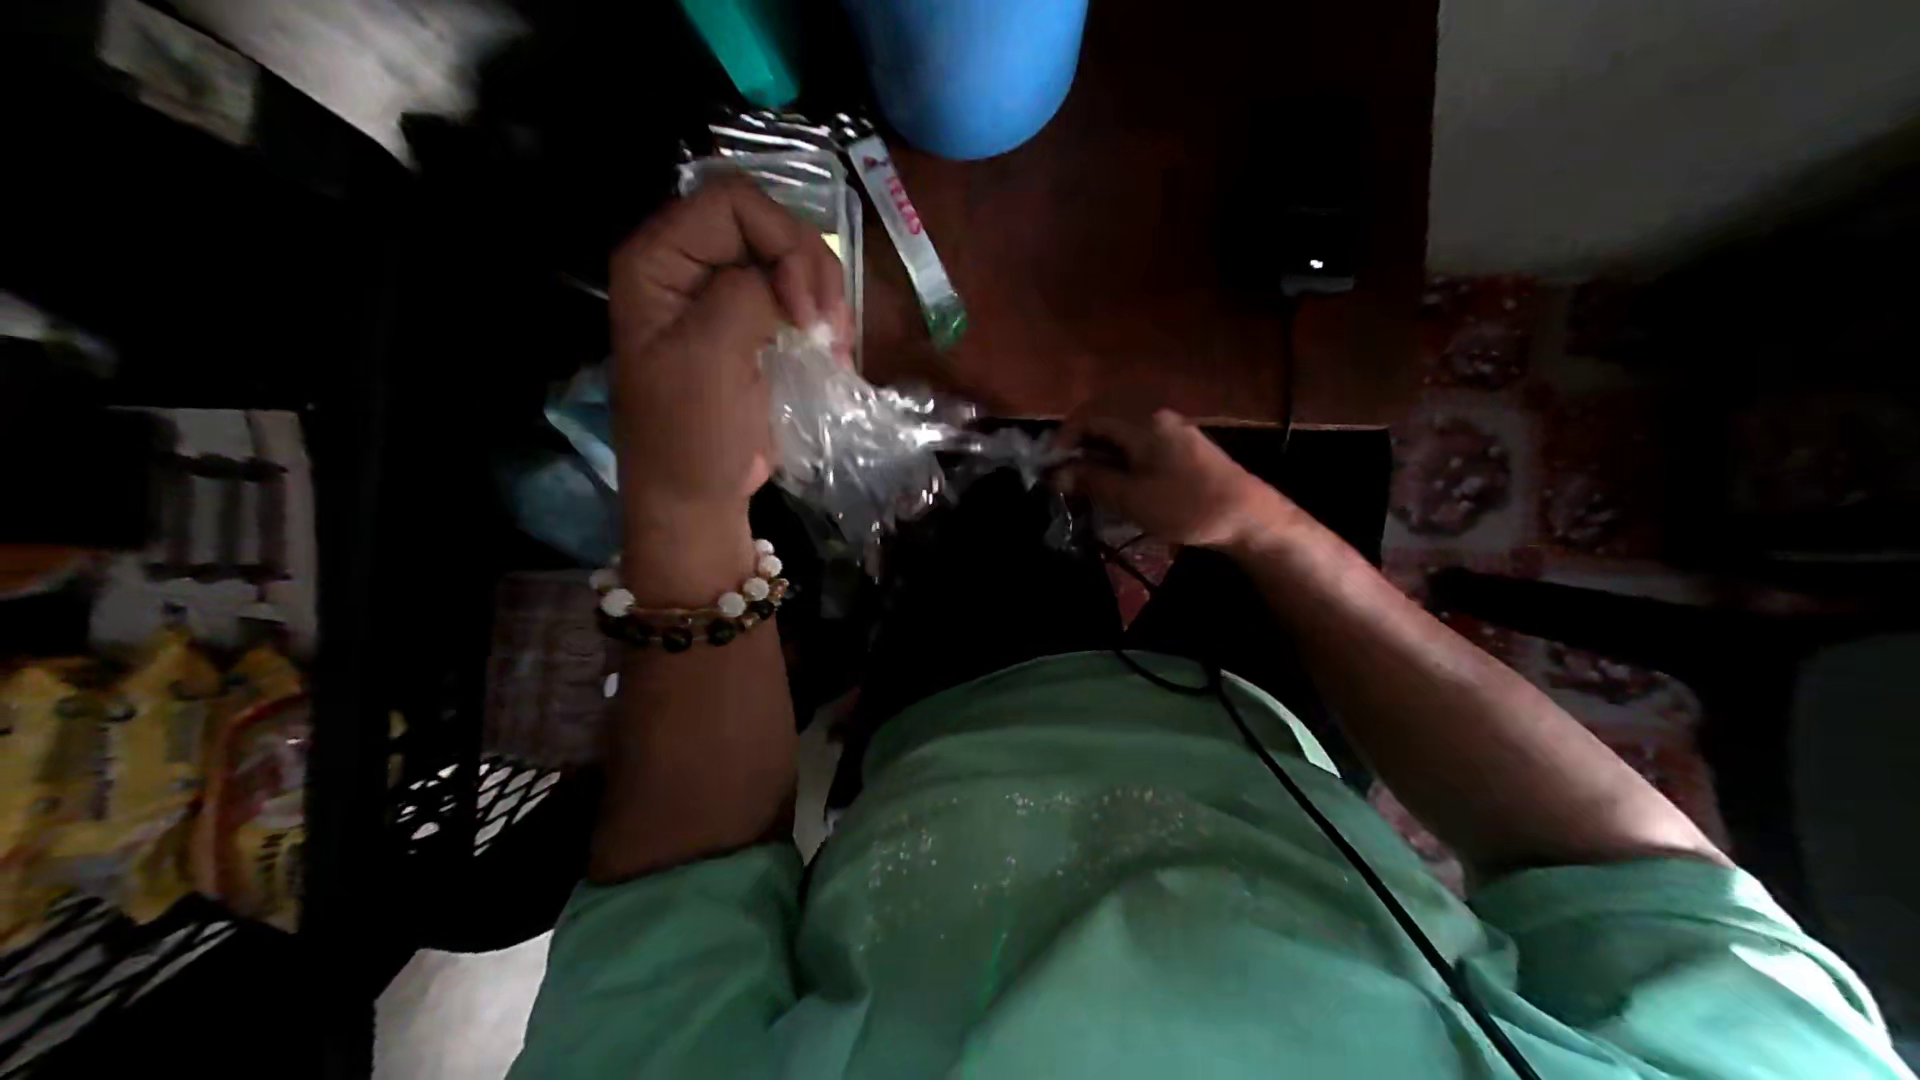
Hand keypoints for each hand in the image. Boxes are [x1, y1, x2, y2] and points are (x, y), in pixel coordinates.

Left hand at [607, 178, 846, 595]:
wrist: (698, 496)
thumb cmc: (692, 434)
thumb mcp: (710, 357)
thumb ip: (746, 294)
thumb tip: (790, 282)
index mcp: (659, 261)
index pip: (732, 202)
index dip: (780, 242)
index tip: (802, 308)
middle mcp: (690, 266)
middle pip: (768, 225)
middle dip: (809, 270)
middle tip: (828, 328)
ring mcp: (725, 297)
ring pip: (791, 259)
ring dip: (823, 296)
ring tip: (834, 343)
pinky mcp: (753, 326)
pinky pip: (798, 296)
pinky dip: (823, 316)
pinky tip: (832, 348)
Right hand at [1056, 406, 1302, 550]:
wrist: (1249, 517)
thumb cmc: (1187, 507)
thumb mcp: (1132, 498)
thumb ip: (1092, 480)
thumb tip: (1056, 473)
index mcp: (1144, 422)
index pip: (1089, 416)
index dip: (1063, 439)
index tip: (1051, 467)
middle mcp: (1156, 414)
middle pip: (1103, 415)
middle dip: (1078, 440)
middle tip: (1064, 471)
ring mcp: (1170, 426)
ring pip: (1120, 426)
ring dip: (1097, 446)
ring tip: (1085, 476)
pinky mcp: (1179, 441)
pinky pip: (1136, 435)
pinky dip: (1117, 450)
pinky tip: (1115, 475)